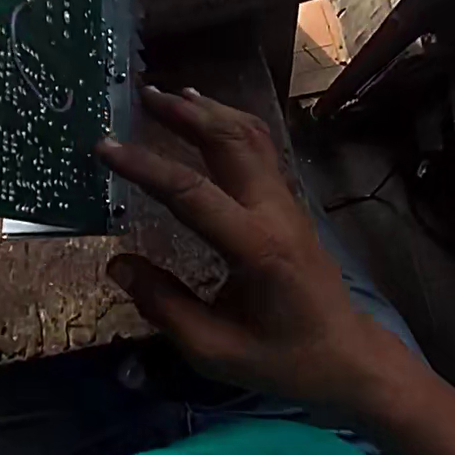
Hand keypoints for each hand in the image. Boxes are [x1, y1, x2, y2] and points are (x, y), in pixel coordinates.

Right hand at [95, 86, 419, 414]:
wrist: (348, 355)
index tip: (105, 146)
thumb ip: (165, 306)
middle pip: (230, 142)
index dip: (145, 166)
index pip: (191, 193)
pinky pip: (262, 149)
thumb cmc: (285, 359)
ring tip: (173, 94)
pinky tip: (212, 119)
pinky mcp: (291, 203)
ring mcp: (288, 201)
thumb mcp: (216, 350)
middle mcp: (274, 210)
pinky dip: (232, 124)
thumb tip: (117, 265)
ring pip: (251, 136)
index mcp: (255, 247)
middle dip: (185, 114)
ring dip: (211, 110)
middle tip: (143, 95)